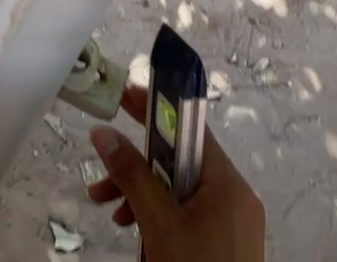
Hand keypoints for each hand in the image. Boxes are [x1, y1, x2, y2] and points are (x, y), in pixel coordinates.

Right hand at [86, 84, 264, 261]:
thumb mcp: (158, 223)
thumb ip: (131, 175)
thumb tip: (103, 132)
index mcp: (228, 185)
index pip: (190, 128)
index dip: (156, 108)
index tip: (122, 93)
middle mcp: (234, 197)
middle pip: (179, 159)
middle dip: (137, 160)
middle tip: (102, 158)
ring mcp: (230, 223)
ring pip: (177, 188)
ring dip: (138, 189)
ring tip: (103, 203)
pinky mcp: (222, 243)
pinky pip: (185, 212)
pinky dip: (155, 211)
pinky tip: (127, 225)